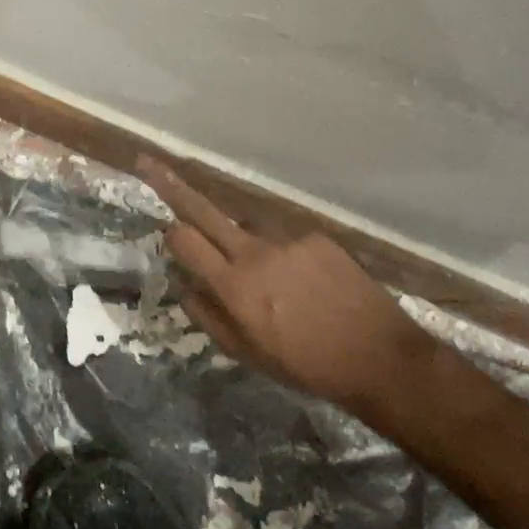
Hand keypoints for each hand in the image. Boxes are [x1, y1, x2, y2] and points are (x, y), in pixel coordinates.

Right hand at [135, 155, 438, 411]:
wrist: (382, 360)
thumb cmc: (307, 366)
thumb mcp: (247, 355)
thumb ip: (208, 317)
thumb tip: (183, 286)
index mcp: (232, 286)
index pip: (183, 239)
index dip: (171, 236)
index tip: (170, 238)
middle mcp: (254, 254)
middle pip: (202, 210)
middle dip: (170, 184)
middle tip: (146, 161)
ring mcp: (288, 241)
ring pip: (250, 231)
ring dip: (247, 246)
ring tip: (279, 288)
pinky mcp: (317, 238)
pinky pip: (287, 243)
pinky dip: (288, 259)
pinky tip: (310, 288)